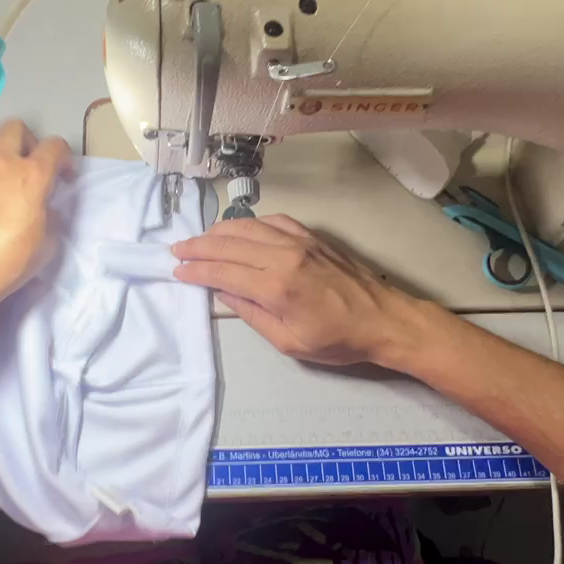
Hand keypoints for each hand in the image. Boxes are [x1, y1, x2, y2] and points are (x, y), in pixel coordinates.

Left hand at [0, 120, 70, 325]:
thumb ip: (49, 216)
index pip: (54, 146)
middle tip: (30, 164)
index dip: (64, 157)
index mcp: (31, 176)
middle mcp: (1, 163)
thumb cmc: (9, 261)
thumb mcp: (47, 243)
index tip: (64, 173)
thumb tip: (44, 209)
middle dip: (29, 142)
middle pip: (16, 128)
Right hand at [172, 215, 428, 366]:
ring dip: (220, 230)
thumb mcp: (289, 342)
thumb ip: (253, 314)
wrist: (386, 320)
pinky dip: (250, 223)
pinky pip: (273, 221)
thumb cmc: (338, 340)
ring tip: (201, 238)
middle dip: (199, 246)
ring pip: (249, 226)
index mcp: (276, 286)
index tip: (178, 270)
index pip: (223, 272)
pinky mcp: (312, 236)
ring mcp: (299, 241)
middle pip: (229, 243)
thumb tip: (224, 292)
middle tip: (178, 250)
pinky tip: (241, 229)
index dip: (196, 270)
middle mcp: (284, 256)